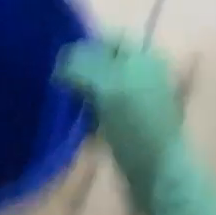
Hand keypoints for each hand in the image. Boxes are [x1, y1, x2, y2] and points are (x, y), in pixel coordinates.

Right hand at [56, 35, 182, 211]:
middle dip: (78, 72)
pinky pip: (100, 112)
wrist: (159, 177)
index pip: (108, 37)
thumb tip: (59, 63)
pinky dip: (87, 117)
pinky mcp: (129, 127)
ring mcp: (137, 102)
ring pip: (98, 89)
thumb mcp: (105, 85)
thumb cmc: (136, 125)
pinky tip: (76, 128)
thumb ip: (78, 65)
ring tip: (63, 107)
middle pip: (101, 63)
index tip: (59, 61)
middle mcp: (143, 75)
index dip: (83, 45)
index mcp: (145, 58)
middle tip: (57, 84)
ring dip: (80, 96)